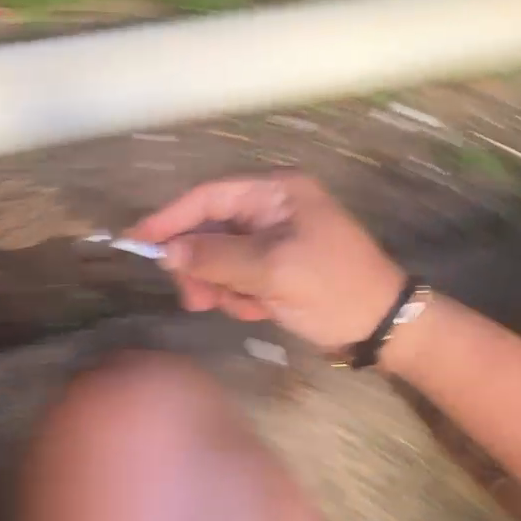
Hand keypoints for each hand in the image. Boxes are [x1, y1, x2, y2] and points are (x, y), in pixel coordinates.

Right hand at [129, 174, 405, 349]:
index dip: (169, 218)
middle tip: (196, 300)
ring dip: (222, 286)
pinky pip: (237, 276)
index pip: (208, 197)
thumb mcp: (273, 271)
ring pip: (219, 257)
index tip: (135, 241)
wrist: (385, 328)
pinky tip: (260, 311)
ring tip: (242, 308)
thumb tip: (167, 252)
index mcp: (276, 193)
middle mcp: (271, 208)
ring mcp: (274, 238)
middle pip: (210, 230)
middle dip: (201, 266)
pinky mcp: (276, 266)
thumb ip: (216, 257)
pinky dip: (240, 296)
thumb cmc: (333, 289)